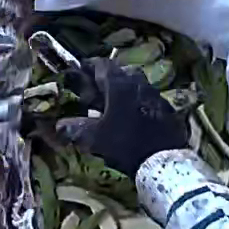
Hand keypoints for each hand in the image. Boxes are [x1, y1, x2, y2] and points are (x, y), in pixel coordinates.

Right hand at [55, 58, 187, 178]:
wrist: (164, 163)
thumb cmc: (124, 143)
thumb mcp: (93, 138)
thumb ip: (74, 128)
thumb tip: (59, 125)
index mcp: (118, 84)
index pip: (101, 64)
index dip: (89, 66)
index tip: (80, 70)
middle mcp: (138, 84)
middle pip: (121, 71)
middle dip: (108, 77)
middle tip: (98, 88)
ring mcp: (156, 96)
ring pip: (137, 83)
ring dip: (125, 89)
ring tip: (115, 103)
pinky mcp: (169, 110)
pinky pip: (149, 98)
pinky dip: (139, 102)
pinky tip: (134, 116)